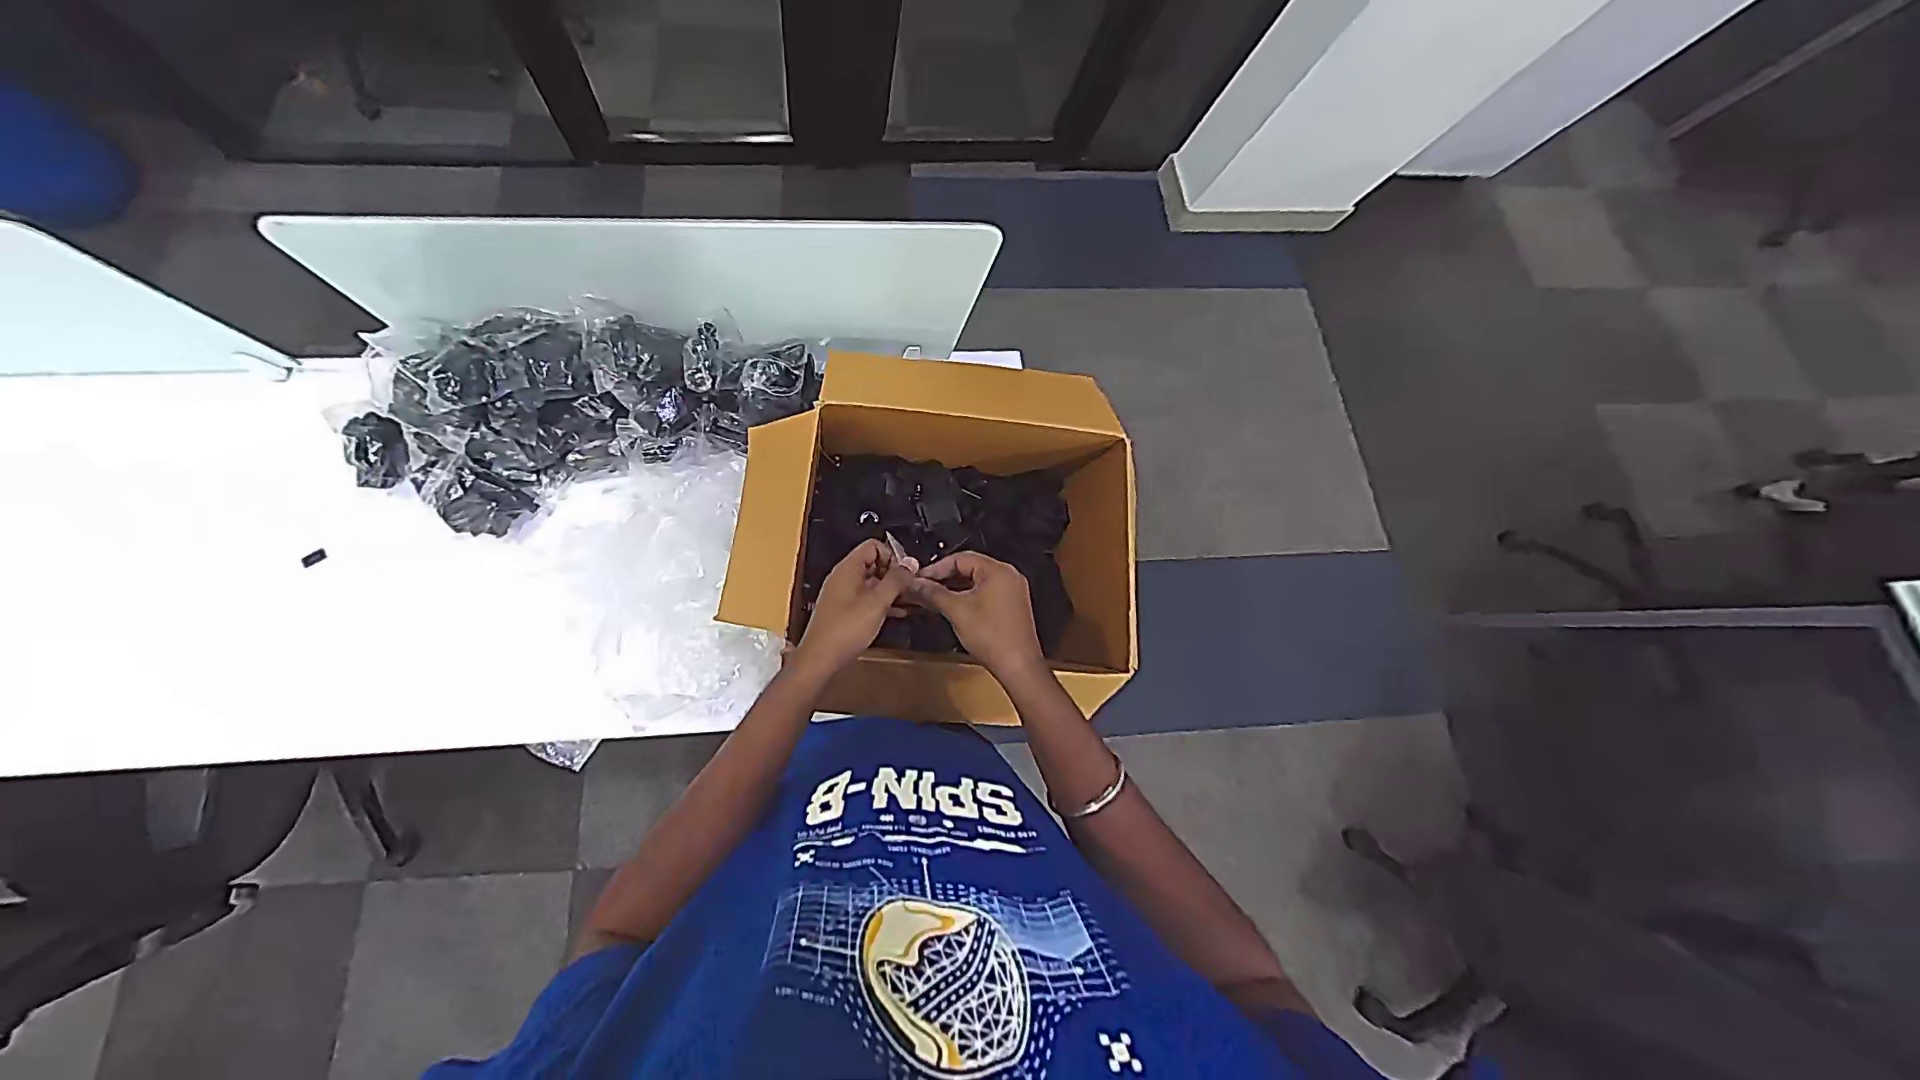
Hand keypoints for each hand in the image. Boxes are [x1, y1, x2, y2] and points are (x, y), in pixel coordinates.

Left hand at [796, 539, 915, 673]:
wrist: (820, 659)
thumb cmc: (846, 630)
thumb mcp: (877, 603)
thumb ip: (895, 581)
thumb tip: (910, 563)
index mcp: (848, 569)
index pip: (873, 547)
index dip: (892, 556)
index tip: (905, 574)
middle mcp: (844, 578)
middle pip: (874, 564)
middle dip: (894, 574)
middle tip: (910, 589)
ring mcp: (843, 594)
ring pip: (872, 583)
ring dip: (890, 590)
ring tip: (909, 601)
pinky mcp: (844, 611)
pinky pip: (867, 598)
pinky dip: (882, 602)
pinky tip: (897, 613)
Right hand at [907, 552, 1045, 678]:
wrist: (1017, 665)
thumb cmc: (992, 636)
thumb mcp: (956, 611)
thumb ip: (933, 593)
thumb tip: (916, 584)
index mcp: (998, 571)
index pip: (961, 558)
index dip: (936, 568)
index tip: (919, 579)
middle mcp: (1008, 576)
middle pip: (969, 568)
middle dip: (944, 579)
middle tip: (923, 589)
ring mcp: (1012, 591)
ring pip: (976, 583)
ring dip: (954, 590)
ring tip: (933, 599)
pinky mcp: (1011, 606)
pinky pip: (985, 594)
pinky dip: (967, 598)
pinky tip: (952, 608)